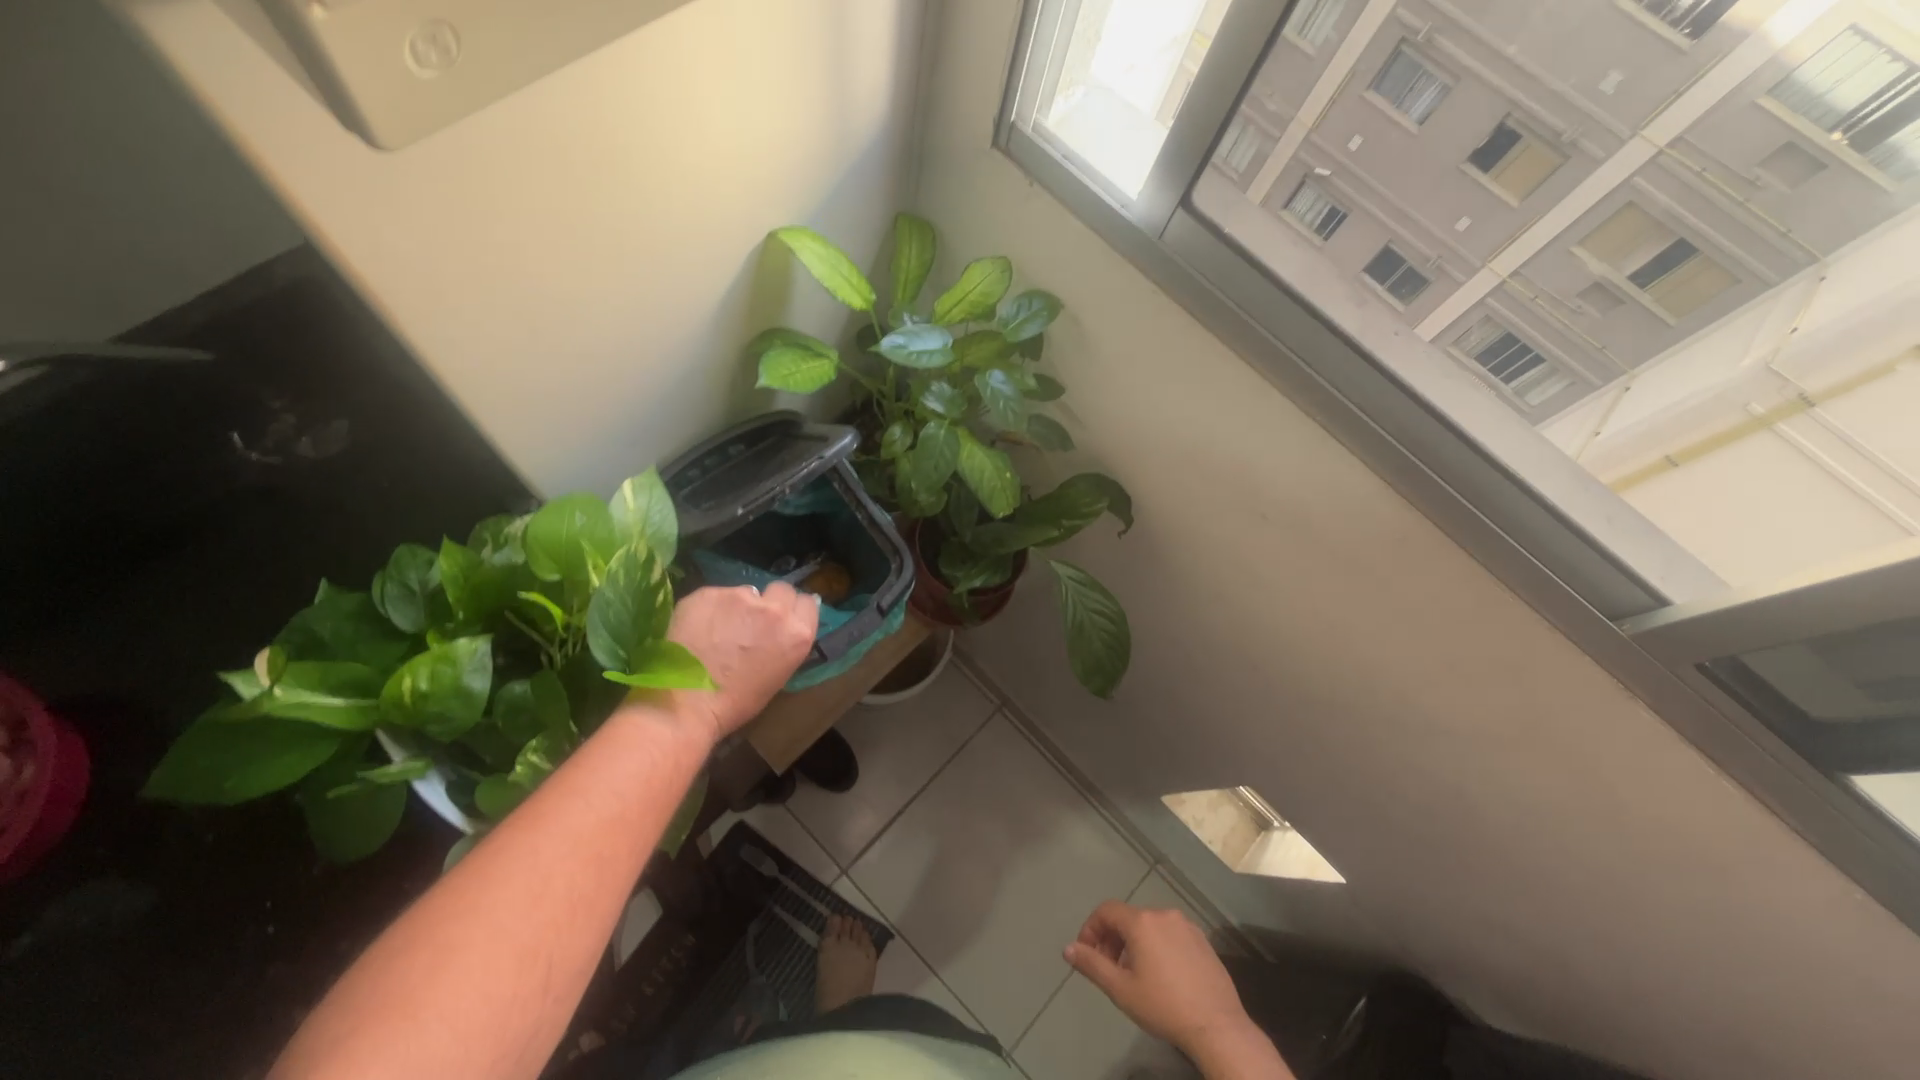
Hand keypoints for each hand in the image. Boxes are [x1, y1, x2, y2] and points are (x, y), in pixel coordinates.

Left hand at [663, 583, 818, 742]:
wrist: (687, 704)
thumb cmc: (736, 702)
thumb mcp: (777, 675)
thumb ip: (784, 643)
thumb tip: (779, 628)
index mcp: (797, 633)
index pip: (807, 603)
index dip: (793, 611)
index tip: (781, 621)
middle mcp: (774, 609)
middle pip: (781, 589)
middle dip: (770, 601)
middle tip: (752, 621)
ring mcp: (740, 597)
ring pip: (745, 592)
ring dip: (738, 606)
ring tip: (719, 629)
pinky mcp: (708, 593)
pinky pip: (716, 596)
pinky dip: (710, 609)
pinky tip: (699, 629)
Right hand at [1064, 901, 1253, 1055]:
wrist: (1216, 1025)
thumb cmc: (1162, 1005)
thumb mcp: (1120, 988)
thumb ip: (1091, 964)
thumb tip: (1068, 948)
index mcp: (1142, 922)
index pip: (1106, 911)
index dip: (1091, 929)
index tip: (1087, 954)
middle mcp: (1164, 915)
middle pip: (1128, 918)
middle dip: (1112, 939)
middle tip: (1108, 969)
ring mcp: (1187, 926)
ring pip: (1150, 926)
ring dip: (1134, 943)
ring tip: (1134, 974)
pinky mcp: (1203, 941)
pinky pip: (1170, 934)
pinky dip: (1157, 946)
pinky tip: (1161, 976)